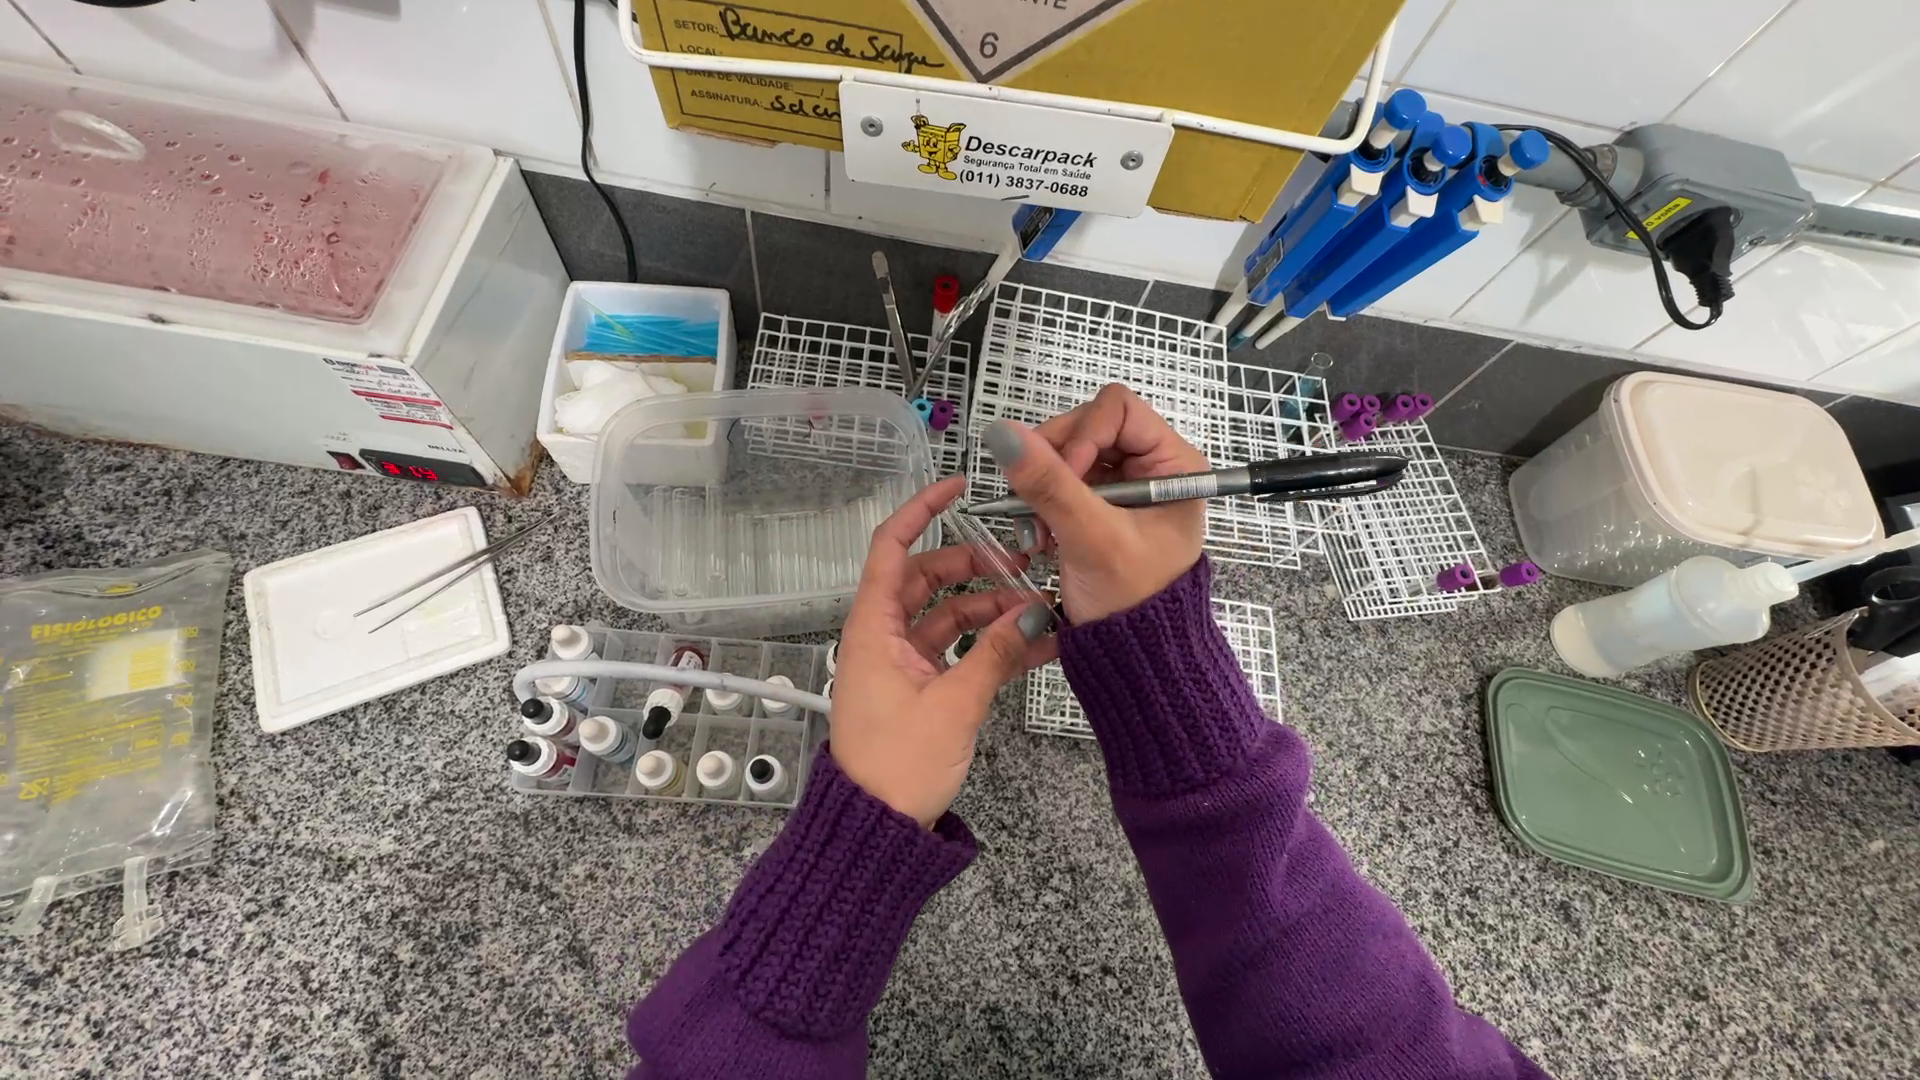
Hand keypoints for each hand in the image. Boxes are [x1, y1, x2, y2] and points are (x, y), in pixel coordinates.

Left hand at [832, 476, 1056, 826]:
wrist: (877, 832)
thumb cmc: (895, 768)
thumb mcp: (953, 706)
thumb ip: (995, 654)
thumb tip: (1033, 614)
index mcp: (873, 628)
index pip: (891, 549)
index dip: (920, 511)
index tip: (957, 487)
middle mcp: (884, 636)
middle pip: (930, 579)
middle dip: (976, 567)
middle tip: (1022, 564)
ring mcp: (904, 661)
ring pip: (949, 615)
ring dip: (991, 609)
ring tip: (1038, 608)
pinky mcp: (922, 686)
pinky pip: (958, 651)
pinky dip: (989, 645)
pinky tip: (1033, 645)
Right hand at [981, 383, 1207, 623]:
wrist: (1134, 654)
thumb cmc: (1135, 602)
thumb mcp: (1092, 538)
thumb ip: (1050, 485)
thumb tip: (1005, 433)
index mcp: (1173, 465)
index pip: (1117, 410)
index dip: (1083, 434)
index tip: (1064, 475)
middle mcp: (1148, 467)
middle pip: (1085, 427)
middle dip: (1054, 465)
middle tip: (1038, 503)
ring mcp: (1120, 486)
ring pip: (1064, 455)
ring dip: (1041, 489)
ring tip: (1038, 531)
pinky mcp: (1094, 505)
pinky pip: (1056, 483)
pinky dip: (1039, 505)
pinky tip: (1039, 536)